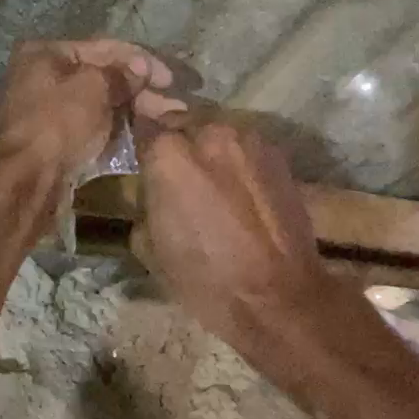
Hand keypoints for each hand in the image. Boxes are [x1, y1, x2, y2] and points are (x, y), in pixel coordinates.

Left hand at [0, 39, 182, 178]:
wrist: (23, 182)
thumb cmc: (57, 123)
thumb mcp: (94, 88)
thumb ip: (121, 75)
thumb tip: (140, 69)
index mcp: (47, 53)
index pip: (104, 47)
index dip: (141, 60)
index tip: (171, 79)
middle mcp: (44, 78)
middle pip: (102, 78)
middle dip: (139, 90)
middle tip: (174, 106)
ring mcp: (48, 113)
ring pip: (99, 106)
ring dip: (132, 112)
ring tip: (166, 122)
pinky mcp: (54, 144)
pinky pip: (91, 130)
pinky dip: (115, 133)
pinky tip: (141, 139)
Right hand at [133, 122, 347, 348]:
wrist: (277, 296)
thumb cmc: (204, 278)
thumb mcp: (148, 245)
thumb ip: (143, 201)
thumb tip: (151, 191)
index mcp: (168, 153)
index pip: (143, 128)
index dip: (142, 145)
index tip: (144, 161)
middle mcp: (208, 133)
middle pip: (182, 123)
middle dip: (177, 142)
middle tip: (177, 172)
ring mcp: (247, 139)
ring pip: (217, 131)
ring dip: (209, 148)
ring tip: (212, 180)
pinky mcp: (277, 153)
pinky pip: (245, 146)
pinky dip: (238, 160)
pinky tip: (240, 189)